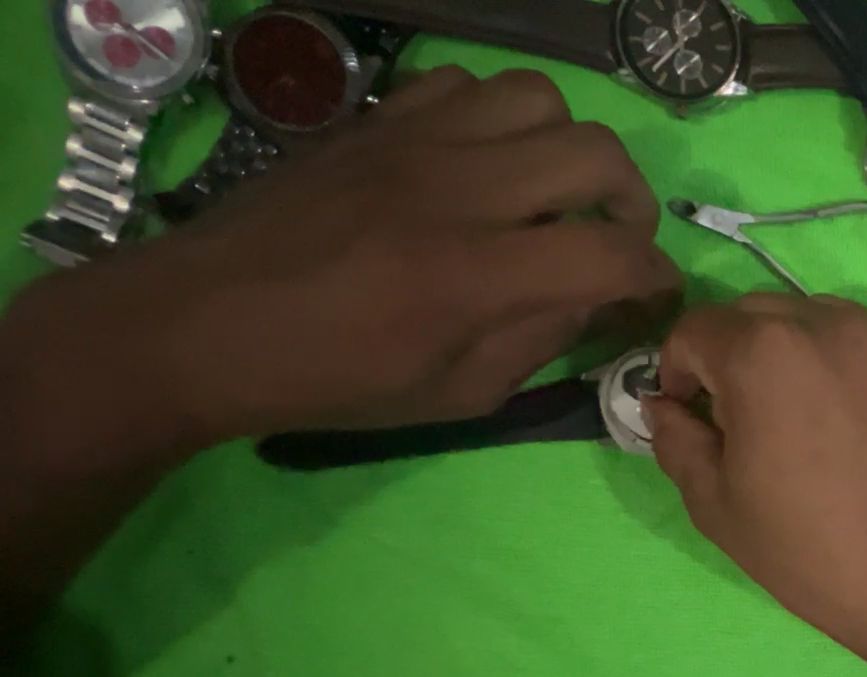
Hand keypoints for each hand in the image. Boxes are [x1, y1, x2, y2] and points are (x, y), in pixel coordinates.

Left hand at [1, 67, 681, 453]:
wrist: (199, 323)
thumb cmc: (342, 379)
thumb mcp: (465, 392)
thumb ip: (545, 339)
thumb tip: (601, 301)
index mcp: (477, 276)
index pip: (613, 253)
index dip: (659, 277)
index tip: (660, 297)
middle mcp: (457, 191)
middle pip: (595, 153)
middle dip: (633, 202)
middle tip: (618, 239)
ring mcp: (414, 142)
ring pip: (540, 98)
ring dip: (571, 149)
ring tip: (557, 194)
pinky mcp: (377, 121)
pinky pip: (468, 85)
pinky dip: (503, 121)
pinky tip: (491, 166)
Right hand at [645, 294, 866, 676]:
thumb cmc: (804, 548)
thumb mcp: (713, 504)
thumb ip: (676, 439)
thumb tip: (666, 404)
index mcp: (759, 353)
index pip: (696, 331)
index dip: (681, 372)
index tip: (694, 414)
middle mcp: (822, 324)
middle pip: (756, 314)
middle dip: (736, 357)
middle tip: (752, 420)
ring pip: (819, 315)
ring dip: (801, 347)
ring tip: (813, 408)